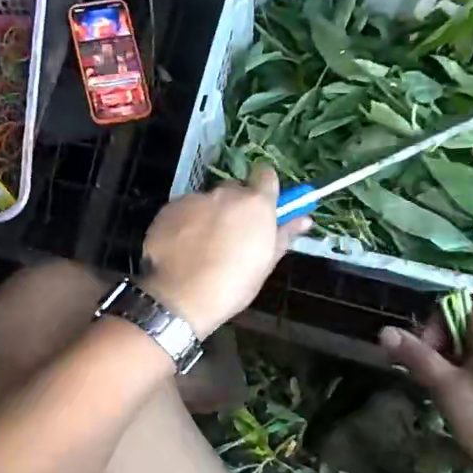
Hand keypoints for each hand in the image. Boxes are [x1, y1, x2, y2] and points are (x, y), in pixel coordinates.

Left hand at [141, 166, 308, 333]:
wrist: (180, 297)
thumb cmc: (232, 285)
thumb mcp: (264, 263)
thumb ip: (283, 235)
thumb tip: (304, 219)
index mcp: (255, 204)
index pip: (266, 175)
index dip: (264, 188)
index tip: (261, 205)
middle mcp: (225, 194)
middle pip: (234, 189)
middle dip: (234, 205)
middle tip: (231, 234)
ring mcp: (193, 199)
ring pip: (206, 200)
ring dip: (208, 214)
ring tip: (201, 245)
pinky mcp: (168, 209)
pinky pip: (182, 209)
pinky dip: (184, 222)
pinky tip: (182, 247)